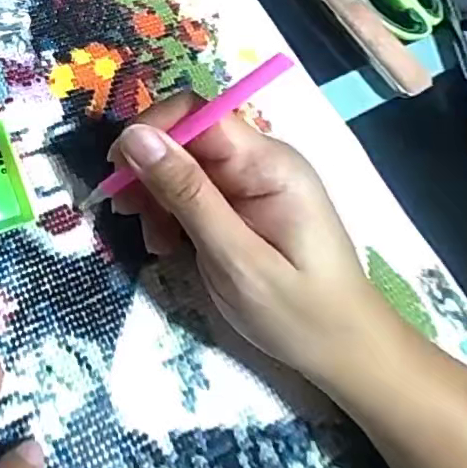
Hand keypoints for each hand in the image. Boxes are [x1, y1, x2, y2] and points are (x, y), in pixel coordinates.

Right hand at [108, 92, 395, 384]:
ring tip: (152, 239)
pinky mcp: (240, 199)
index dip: (151, 130)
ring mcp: (250, 178)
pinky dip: (169, 210)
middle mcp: (258, 157)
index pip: (197, 113)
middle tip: (127, 213)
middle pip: (185, 136)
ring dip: (155, 194)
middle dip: (148, 168)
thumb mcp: (235, 258)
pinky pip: (192, 187)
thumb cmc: (299, 313)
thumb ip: (185, 193)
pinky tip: (166, 242)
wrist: (347, 354)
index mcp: (266, 162)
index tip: (119, 170)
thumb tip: (134, 135)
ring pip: (182, 162)